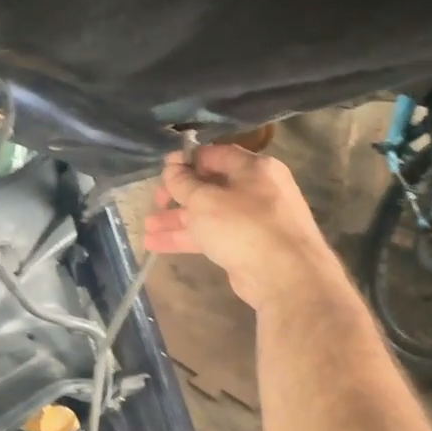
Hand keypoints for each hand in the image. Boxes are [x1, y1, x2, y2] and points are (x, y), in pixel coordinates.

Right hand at [143, 144, 339, 309]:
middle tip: (155, 202)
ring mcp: (252, 219)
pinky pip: (212, 235)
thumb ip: (183, 182)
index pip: (214, 155)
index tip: (162, 172)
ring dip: (176, 220)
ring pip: (207, 213)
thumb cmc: (243, 226)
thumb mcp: (204, 199)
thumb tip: (172, 167)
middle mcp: (256, 189)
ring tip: (147, 228)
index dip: (186, 161)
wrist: (285, 275)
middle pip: (209, 186)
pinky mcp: (246, 244)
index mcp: (254, 169)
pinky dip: (187, 237)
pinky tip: (157, 244)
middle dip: (177, 195)